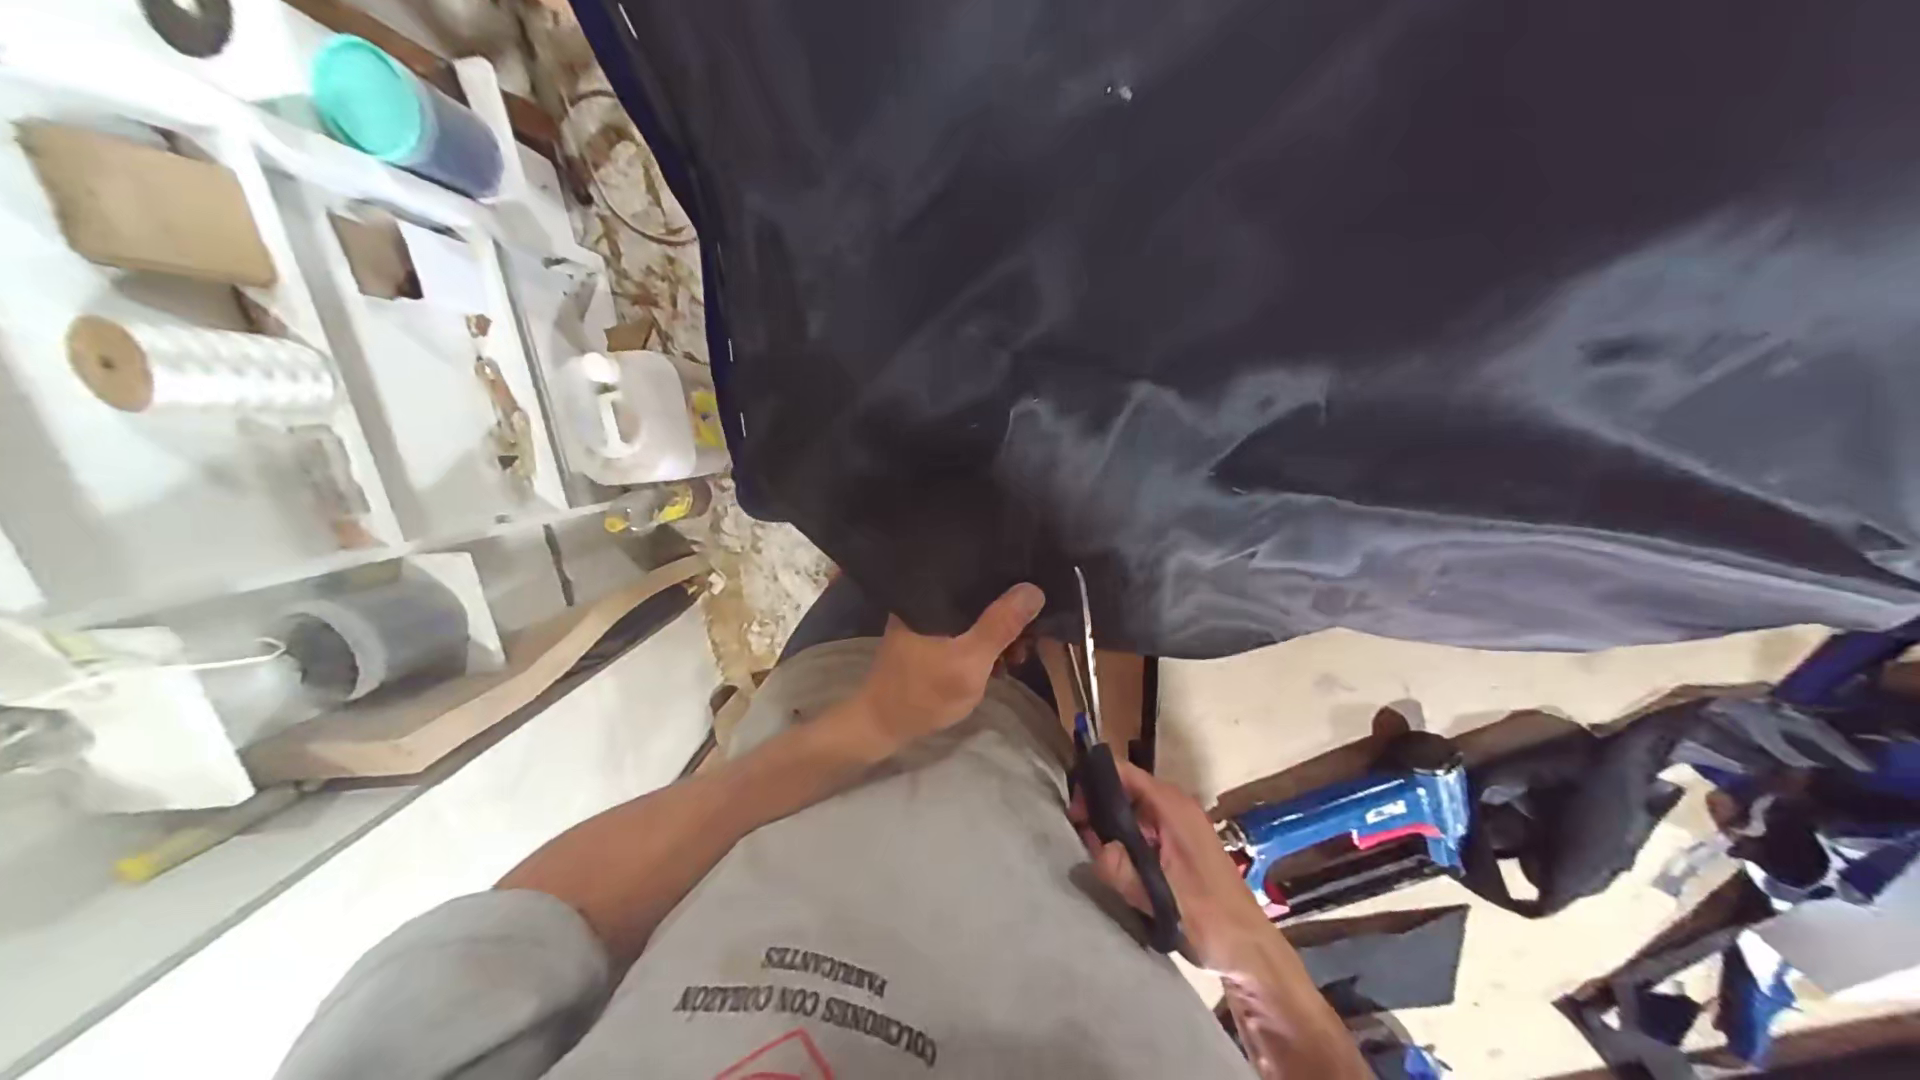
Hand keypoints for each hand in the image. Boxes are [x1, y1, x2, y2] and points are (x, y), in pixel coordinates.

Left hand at [842, 583, 1045, 754]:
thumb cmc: (924, 693)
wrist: (882, 725)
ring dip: (998, 632)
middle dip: (1008, 613)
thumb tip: (1034, 589)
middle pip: (979, 592)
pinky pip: (966, 629)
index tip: (1036, 596)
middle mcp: (928, 597)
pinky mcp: (930, 635)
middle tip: (1029, 639)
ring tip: (1017, 654)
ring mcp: (928, 617)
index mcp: (932, 593)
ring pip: (975, 614)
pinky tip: (1000, 659)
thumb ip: (1000, 626)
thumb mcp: (969, 662)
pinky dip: (984, 641)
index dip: (1009, 578)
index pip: (977, 568)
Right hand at [1070, 757, 1272, 970]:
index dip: (1094, 783)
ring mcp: (1179, 825)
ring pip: (1132, 811)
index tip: (1075, 810)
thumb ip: (1122, 868)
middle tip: (1081, 837)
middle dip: (1099, 809)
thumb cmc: (1209, 917)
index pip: (1124, 772)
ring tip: (1096, 854)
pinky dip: (1126, 841)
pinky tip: (1118, 866)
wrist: (1249, 950)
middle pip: (1125, 790)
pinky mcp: (1178, 844)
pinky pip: (1142, 829)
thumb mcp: (1158, 896)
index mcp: (1172, 806)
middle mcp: (1175, 807)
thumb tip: (1093, 847)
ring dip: (1111, 829)